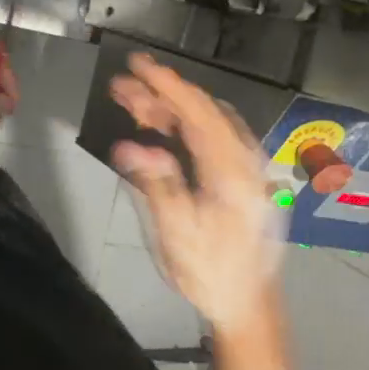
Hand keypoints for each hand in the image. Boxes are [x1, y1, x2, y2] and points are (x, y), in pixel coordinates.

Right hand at [109, 53, 282, 332]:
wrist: (247, 305)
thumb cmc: (211, 272)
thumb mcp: (178, 232)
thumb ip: (157, 185)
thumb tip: (128, 146)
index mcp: (232, 171)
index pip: (198, 113)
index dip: (167, 85)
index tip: (138, 64)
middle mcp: (244, 161)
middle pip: (201, 112)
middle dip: (160, 94)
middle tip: (121, 84)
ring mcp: (245, 168)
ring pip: (205, 122)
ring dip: (169, 109)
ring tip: (131, 101)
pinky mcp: (240, 177)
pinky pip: (211, 137)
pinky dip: (183, 125)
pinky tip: (158, 127)